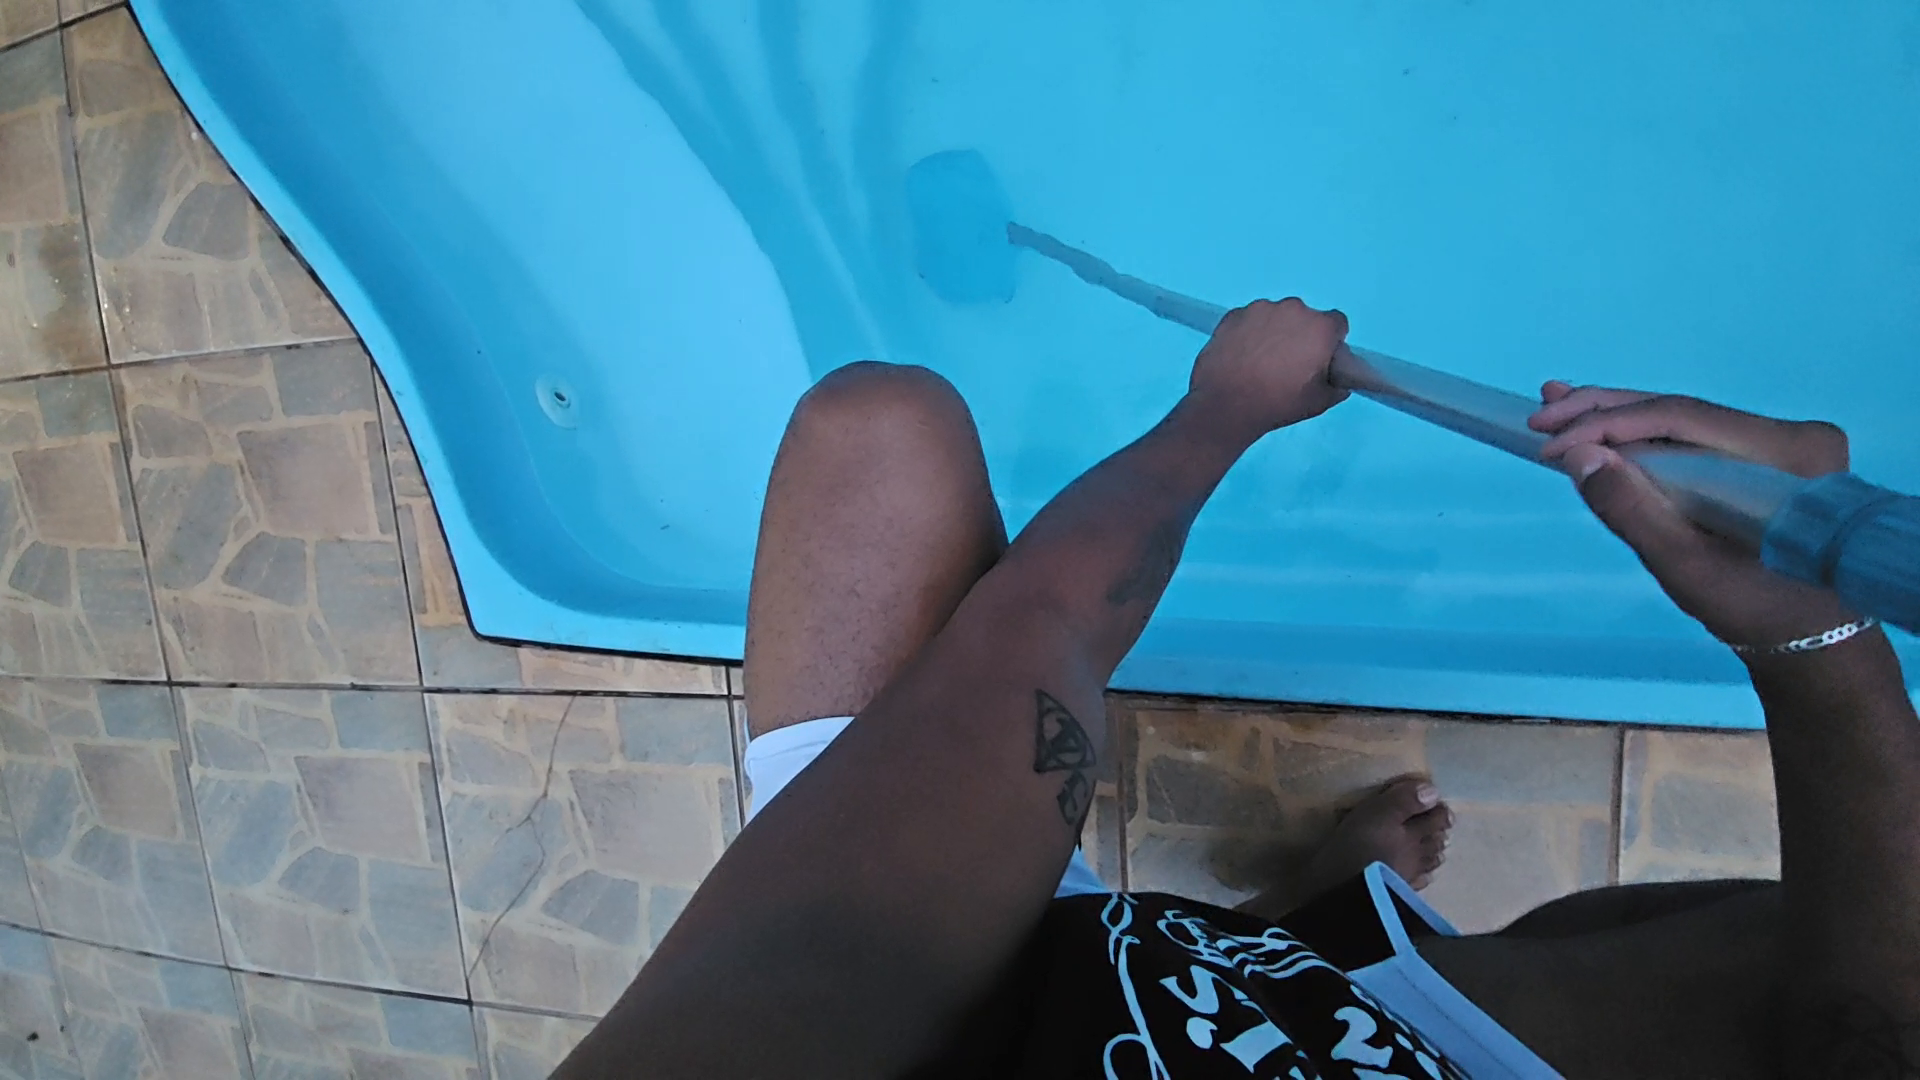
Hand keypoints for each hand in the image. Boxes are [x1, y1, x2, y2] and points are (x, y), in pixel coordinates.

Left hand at [1189, 298, 1349, 436]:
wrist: (1225, 406)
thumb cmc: (1277, 404)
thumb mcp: (1319, 402)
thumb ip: (1337, 386)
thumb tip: (1340, 381)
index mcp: (1321, 327)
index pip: (1336, 325)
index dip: (1328, 342)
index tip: (1316, 358)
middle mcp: (1293, 309)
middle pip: (1302, 318)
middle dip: (1297, 335)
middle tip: (1283, 362)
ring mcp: (1260, 309)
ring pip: (1273, 316)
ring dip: (1270, 331)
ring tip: (1257, 360)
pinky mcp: (1232, 315)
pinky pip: (1246, 320)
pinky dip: (1245, 332)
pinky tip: (1238, 355)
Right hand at [1529, 382, 1854, 650]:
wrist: (1803, 630)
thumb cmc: (1747, 602)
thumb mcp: (1679, 562)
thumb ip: (1631, 507)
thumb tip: (1578, 455)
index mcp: (1782, 455)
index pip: (1678, 419)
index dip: (1604, 425)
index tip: (1547, 446)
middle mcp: (1787, 435)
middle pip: (1675, 410)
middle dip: (1600, 411)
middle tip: (1539, 415)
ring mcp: (1774, 443)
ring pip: (1674, 418)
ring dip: (1609, 415)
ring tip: (1552, 403)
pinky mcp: (1754, 456)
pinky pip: (1683, 435)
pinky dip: (1632, 431)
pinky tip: (1591, 419)